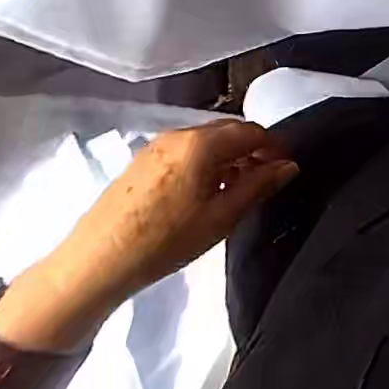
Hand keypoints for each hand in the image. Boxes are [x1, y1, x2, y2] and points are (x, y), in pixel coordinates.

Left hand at [0, 120, 297, 351]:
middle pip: (227, 130)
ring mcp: (158, 144)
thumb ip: (258, 186)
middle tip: (266, 180)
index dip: (274, 146)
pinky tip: (206, 191)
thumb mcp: (221, 216)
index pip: (250, 131)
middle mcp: (179, 133)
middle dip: (252, 149)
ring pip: (206, 140)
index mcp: (202, 142)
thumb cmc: (168, 239)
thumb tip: (288, 166)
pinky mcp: (144, 159)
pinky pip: (186, 150)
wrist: (100, 258)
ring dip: (229, 157)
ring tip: (238, 189)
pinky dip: (206, 162)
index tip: (287, 168)